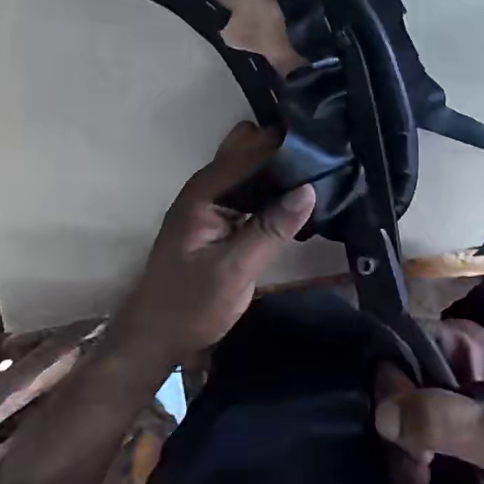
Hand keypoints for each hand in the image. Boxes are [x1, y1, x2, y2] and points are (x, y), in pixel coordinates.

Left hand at [112, 122, 315, 367]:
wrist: (155, 338)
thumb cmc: (189, 306)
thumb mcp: (234, 271)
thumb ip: (271, 229)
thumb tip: (309, 188)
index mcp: (206, 191)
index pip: (252, 150)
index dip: (287, 146)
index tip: (326, 149)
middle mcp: (208, 186)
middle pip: (250, 148)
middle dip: (285, 150)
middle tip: (327, 162)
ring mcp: (213, 200)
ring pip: (252, 167)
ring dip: (281, 169)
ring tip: (324, 174)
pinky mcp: (221, 217)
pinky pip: (251, 189)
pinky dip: (273, 189)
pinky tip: (301, 199)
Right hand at [373, 319, 483, 483]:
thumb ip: (440, 419)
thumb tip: (383, 413)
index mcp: (459, 342)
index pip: (398, 346)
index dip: (392, 390)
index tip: (405, 434)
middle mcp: (445, 360)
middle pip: (391, 388)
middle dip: (399, 439)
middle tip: (422, 472)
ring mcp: (441, 397)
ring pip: (393, 422)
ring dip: (404, 465)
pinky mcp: (439, 432)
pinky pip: (403, 447)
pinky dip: (412, 478)